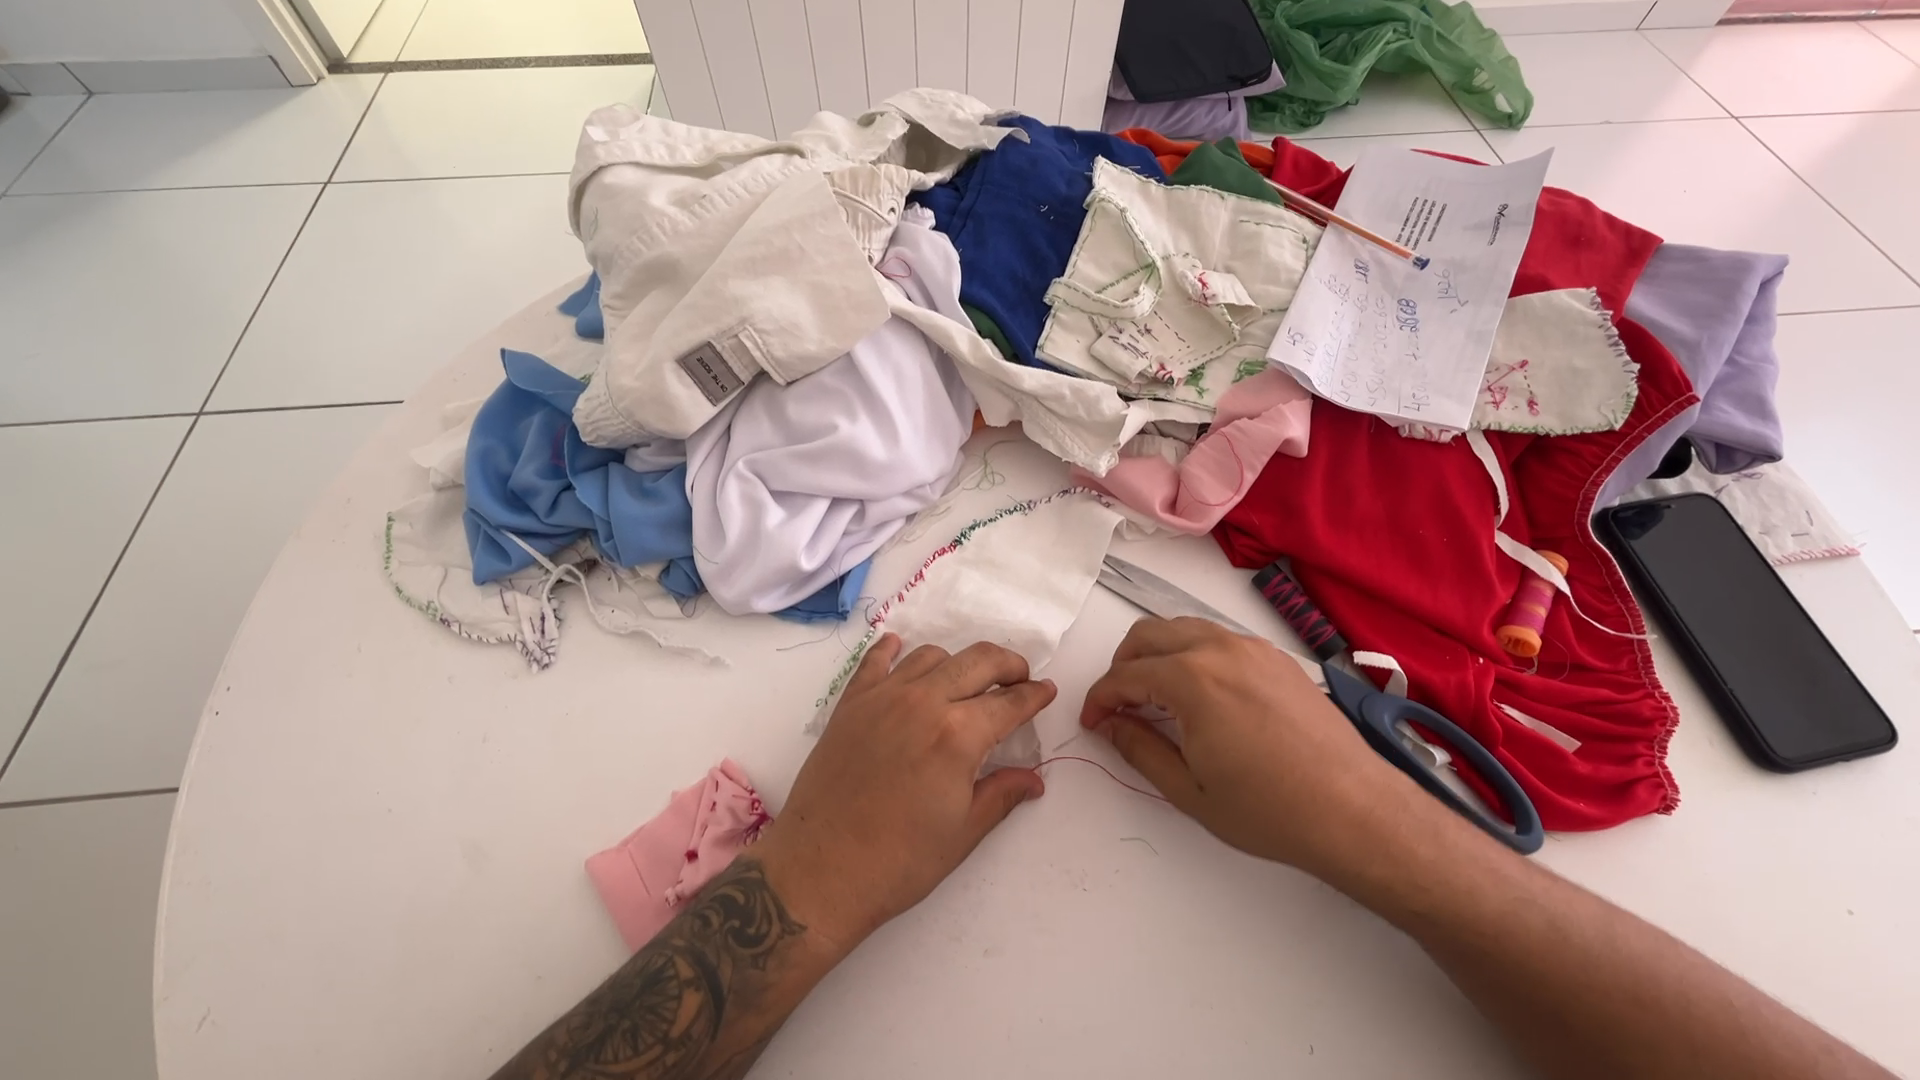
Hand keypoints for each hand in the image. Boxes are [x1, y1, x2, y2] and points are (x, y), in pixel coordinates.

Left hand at [755, 634, 1054, 951]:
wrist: (821, 870)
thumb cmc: (899, 860)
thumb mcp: (963, 832)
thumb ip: (1002, 794)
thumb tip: (1034, 779)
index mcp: (959, 734)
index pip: (1010, 702)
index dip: (1034, 696)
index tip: (1046, 691)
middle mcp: (925, 702)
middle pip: (978, 661)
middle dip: (1008, 665)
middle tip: (1018, 679)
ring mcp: (883, 697)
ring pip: (932, 655)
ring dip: (957, 662)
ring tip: (964, 682)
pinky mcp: (850, 704)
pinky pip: (876, 660)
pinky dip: (893, 649)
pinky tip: (899, 649)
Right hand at [1078, 617, 1417, 877]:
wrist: (1354, 810)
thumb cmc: (1268, 809)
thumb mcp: (1188, 789)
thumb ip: (1139, 749)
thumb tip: (1110, 724)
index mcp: (1191, 679)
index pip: (1125, 674)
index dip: (1100, 698)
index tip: (1093, 722)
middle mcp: (1218, 648)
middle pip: (1148, 635)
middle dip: (1123, 666)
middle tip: (1119, 706)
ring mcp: (1252, 648)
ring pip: (1183, 629)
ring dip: (1157, 654)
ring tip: (1155, 697)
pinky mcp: (1276, 657)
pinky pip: (1218, 638)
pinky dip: (1193, 654)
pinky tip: (1201, 693)